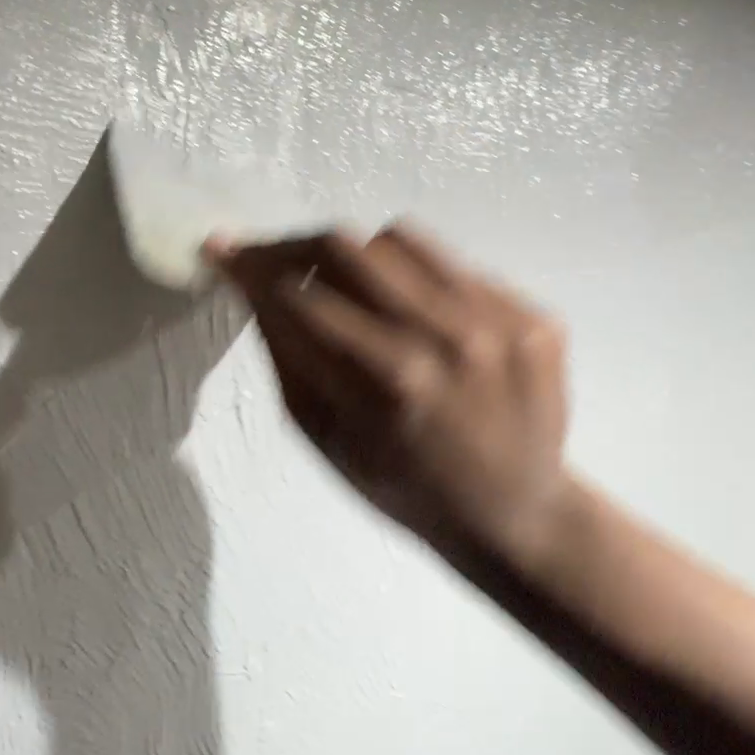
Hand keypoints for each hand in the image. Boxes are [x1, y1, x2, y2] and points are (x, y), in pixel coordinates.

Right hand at [208, 224, 573, 563]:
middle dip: (291, 246)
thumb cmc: (392, 481)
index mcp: (388, 379)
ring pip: (399, 238)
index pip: (298, 293)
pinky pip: (450, 264)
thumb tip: (242, 278)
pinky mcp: (534, 315)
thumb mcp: (316, 428)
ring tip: (345, 288)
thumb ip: (282, 346)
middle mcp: (450, 338)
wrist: (514, 515)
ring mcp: (502, 321)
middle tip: (271, 259)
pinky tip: (410, 318)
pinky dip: (411, 280)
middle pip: (346, 246)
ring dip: (354, 257)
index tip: (220, 251)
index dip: (250, 268)